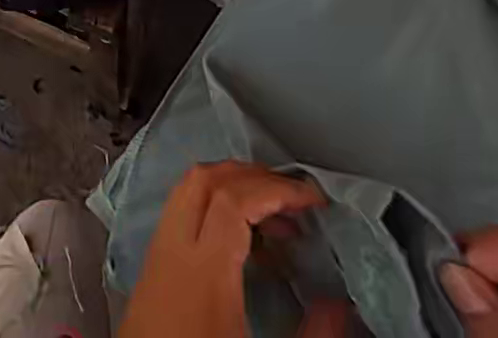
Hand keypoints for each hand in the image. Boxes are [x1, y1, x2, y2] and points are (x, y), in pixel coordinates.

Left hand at [120, 161, 344, 337]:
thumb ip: (314, 337)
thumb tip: (343, 306)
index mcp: (202, 267)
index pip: (232, 200)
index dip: (275, 189)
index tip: (315, 199)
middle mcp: (173, 245)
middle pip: (204, 179)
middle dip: (251, 175)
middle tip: (297, 197)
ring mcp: (158, 249)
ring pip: (189, 190)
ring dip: (231, 188)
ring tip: (279, 219)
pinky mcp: (154, 262)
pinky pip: (183, 212)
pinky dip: (214, 207)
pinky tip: (247, 243)